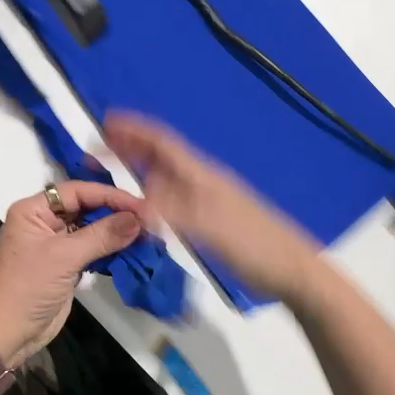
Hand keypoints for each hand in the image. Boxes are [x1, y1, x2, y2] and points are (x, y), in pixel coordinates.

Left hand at [0, 181, 147, 368]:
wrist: (10, 332)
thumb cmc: (29, 286)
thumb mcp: (64, 257)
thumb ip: (101, 236)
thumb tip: (137, 219)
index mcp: (33, 210)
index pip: (76, 191)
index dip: (109, 195)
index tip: (140, 205)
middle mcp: (43, 221)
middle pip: (85, 207)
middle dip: (115, 213)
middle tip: (149, 220)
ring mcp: (55, 243)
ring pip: (91, 228)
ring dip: (116, 232)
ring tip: (147, 234)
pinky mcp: (65, 264)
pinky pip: (92, 249)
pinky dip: (111, 249)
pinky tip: (133, 250)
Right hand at [103, 111, 324, 301]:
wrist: (295, 272)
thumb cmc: (254, 244)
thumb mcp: (207, 228)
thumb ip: (168, 213)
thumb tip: (131, 206)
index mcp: (200, 175)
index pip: (162, 143)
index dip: (135, 130)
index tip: (106, 122)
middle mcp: (201, 181)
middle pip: (161, 156)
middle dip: (130, 147)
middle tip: (99, 147)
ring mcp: (206, 201)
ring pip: (165, 177)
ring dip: (138, 170)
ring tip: (113, 170)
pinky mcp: (209, 221)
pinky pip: (170, 199)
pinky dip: (150, 195)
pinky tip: (143, 206)